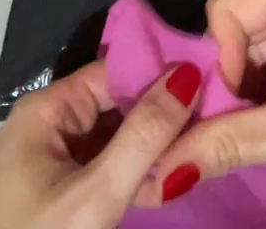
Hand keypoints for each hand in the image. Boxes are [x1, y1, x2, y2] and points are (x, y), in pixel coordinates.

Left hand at [0, 59, 203, 228]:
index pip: (119, 70)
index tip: (215, 80)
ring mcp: (53, 157)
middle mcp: (51, 122)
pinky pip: (106, 165)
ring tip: (202, 150)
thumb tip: (189, 70)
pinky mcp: (58, 189)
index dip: (165, 73)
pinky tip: (168, 181)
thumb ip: (144, 136)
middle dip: (164, 115)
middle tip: (216, 122)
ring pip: (117, 136)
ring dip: (153, 148)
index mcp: (49, 108)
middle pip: (120, 102)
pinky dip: (134, 172)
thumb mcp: (94, 196)